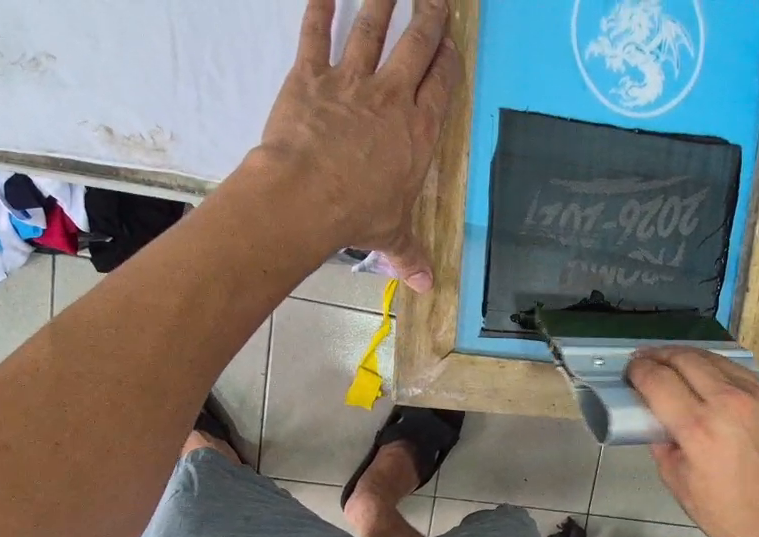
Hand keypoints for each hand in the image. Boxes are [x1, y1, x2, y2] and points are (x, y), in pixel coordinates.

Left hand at [254, 0, 460, 292]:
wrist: (306, 196)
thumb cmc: (356, 216)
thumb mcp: (391, 236)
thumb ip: (409, 254)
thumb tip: (426, 287)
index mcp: (418, 134)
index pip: (441, 87)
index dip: (448, 63)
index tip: (452, 45)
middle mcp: (391, 99)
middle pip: (415, 47)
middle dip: (429, 19)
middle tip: (436, 0)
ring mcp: (351, 83)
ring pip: (371, 31)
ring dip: (382, 3)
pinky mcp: (310, 76)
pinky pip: (314, 34)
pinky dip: (319, 8)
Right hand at [628, 348, 758, 536]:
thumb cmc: (720, 511)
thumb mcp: (674, 479)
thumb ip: (662, 441)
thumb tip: (656, 416)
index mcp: (699, 428)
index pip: (659, 381)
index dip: (639, 371)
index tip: (630, 371)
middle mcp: (729, 403)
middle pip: (686, 359)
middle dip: (660, 355)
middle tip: (646, 360)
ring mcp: (757, 396)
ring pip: (715, 358)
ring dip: (688, 357)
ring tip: (672, 361)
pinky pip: (740, 371)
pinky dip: (718, 369)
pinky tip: (707, 376)